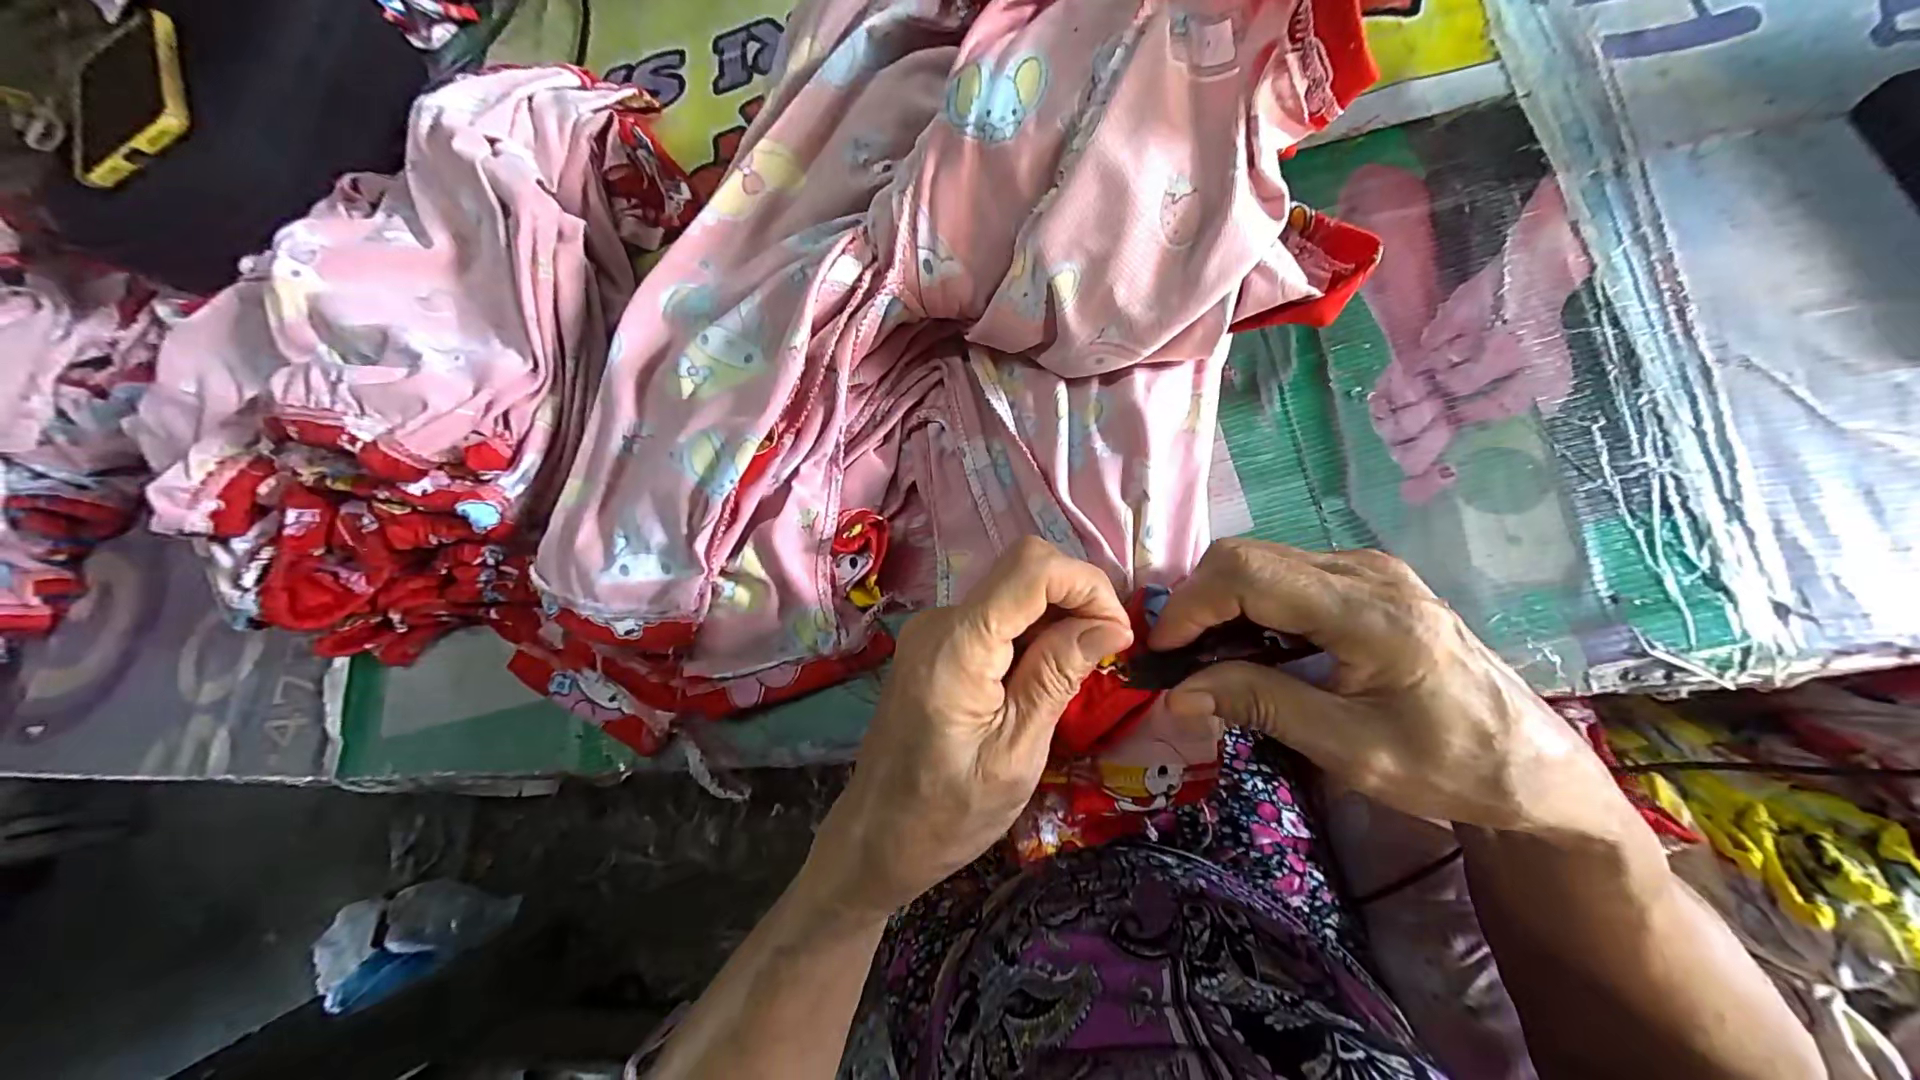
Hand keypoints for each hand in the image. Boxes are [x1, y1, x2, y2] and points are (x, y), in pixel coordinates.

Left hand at [803, 537, 1133, 916]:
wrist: (875, 837)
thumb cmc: (947, 813)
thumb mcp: (1017, 754)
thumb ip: (1057, 677)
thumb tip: (1111, 624)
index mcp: (957, 647)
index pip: (1031, 568)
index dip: (1086, 584)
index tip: (1117, 633)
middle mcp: (940, 621)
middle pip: (1023, 570)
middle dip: (1077, 598)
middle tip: (1105, 653)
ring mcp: (933, 630)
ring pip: (1012, 590)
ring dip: (1057, 617)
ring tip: (1077, 672)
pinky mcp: (935, 644)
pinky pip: (995, 615)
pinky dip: (1031, 632)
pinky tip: (1042, 676)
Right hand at [1151, 539, 1625, 836]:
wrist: (1532, 766)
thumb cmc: (1450, 765)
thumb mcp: (1351, 749)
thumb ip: (1261, 706)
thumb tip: (1177, 693)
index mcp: (1371, 612)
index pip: (1248, 574)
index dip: (1190, 606)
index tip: (1162, 655)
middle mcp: (1365, 571)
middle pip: (1246, 557)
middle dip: (1196, 604)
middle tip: (1177, 661)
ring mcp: (1366, 570)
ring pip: (1258, 562)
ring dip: (1217, 604)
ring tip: (1205, 658)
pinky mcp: (1364, 580)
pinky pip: (1281, 575)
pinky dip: (1245, 605)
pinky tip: (1246, 647)